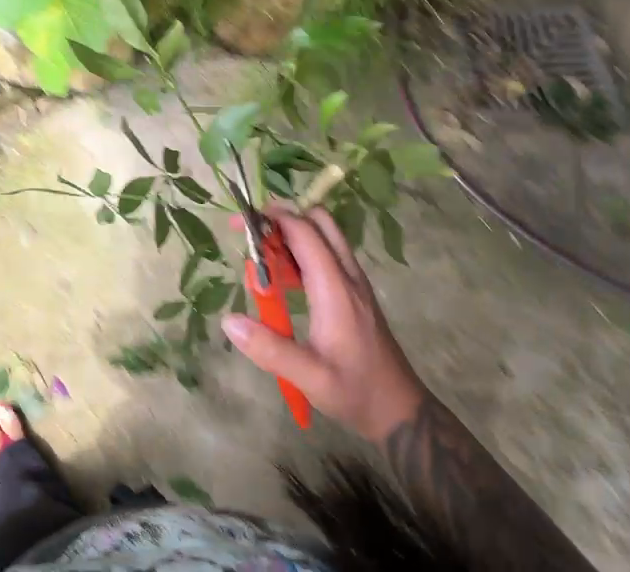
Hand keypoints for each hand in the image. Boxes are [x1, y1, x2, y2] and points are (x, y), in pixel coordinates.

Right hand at [223, 206, 425, 441]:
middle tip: (251, 237)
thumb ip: (270, 350)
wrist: (401, 411)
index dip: (270, 219)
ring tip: (260, 260)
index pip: (304, 231)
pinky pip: (326, 255)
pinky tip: (281, 280)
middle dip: (282, 217)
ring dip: (290, 235)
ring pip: (324, 236)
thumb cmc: (356, 392)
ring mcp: (354, 284)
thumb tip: (229, 320)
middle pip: (320, 221)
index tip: (239, 227)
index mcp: (335, 289)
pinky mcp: (354, 293)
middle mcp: (348, 277)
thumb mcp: (310, 378)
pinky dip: (300, 253)